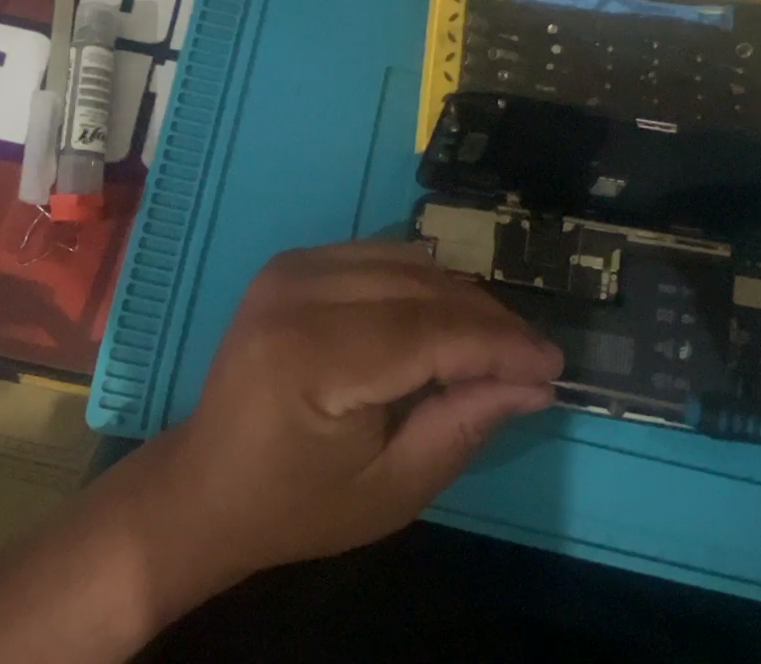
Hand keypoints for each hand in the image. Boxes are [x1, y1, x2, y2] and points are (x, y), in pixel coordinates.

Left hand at [139, 241, 562, 583]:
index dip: (500, 345)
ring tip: (495, 345)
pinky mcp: (290, 264)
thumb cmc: (297, 504)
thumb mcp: (394, 487)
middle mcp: (295, 293)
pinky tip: (444, 320)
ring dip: (459, 298)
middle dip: (488, 321)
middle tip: (533, 361)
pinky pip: (377, 256)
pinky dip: (421, 283)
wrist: (206, 484)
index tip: (553, 367)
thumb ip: (464, 423)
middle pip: (421, 286)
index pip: (429, 331)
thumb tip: (533, 380)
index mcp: (311, 356)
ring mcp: (288, 269)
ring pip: (405, 261)